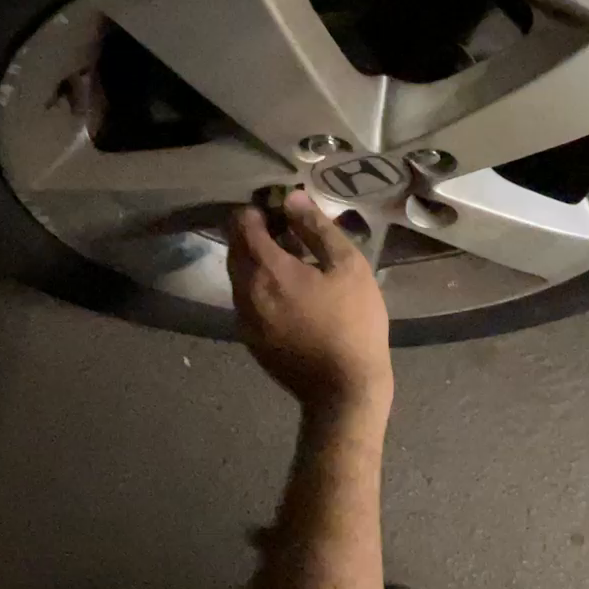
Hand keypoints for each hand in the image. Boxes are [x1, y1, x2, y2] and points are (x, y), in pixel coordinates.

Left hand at [227, 190, 393, 417]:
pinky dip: (260, 286)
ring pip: (238, 275)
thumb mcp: (348, 266)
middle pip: (235, 248)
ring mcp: (243, 319)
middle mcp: (244, 291)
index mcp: (266, 269)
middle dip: (255, 233)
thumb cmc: (354, 322)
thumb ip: (317, 228)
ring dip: (257, 261)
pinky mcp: (250, 340)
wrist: (344, 389)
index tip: (284, 209)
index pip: (241, 224)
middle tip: (291, 233)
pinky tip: (291, 293)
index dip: (259, 209)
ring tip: (294, 262)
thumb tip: (292, 198)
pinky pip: (246, 299)